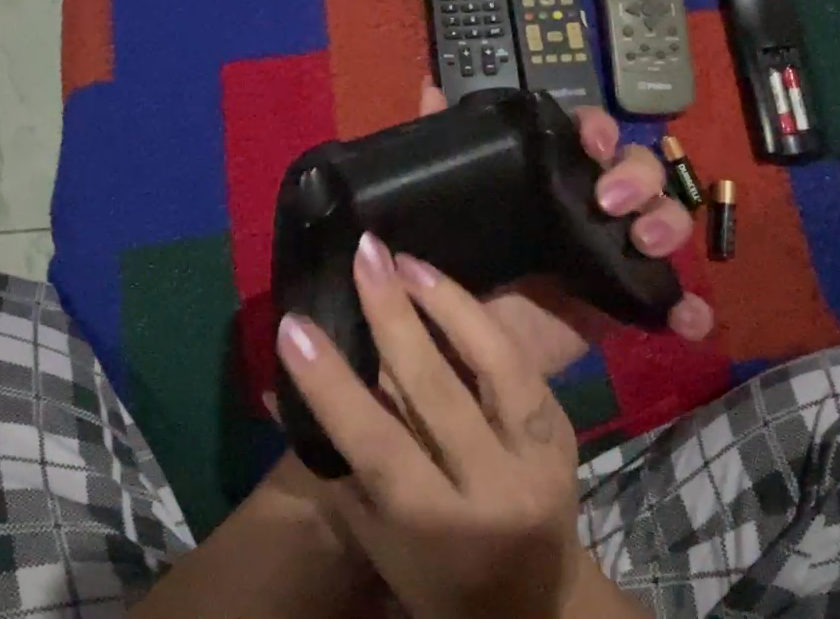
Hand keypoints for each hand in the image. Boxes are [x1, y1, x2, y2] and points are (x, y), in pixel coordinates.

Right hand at [278, 233, 589, 618]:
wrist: (538, 604)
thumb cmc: (438, 577)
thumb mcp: (376, 537)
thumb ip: (331, 464)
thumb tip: (276, 390)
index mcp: (438, 527)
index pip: (377, 444)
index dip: (332, 383)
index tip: (294, 325)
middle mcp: (496, 489)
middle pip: (438, 390)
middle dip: (392, 315)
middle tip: (363, 255)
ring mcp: (540, 456)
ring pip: (495, 363)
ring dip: (448, 303)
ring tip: (407, 260)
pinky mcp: (563, 431)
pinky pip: (520, 363)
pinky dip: (482, 321)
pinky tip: (447, 288)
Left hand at [416, 82, 713, 375]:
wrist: (464, 342)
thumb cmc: (465, 262)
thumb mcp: (449, 204)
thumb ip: (445, 150)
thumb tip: (431, 91)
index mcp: (557, 175)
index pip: (591, 134)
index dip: (599, 130)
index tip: (590, 143)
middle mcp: (595, 204)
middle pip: (639, 170)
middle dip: (635, 176)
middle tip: (608, 201)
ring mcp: (617, 250)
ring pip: (666, 220)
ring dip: (668, 224)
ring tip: (645, 243)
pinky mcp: (628, 299)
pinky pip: (672, 300)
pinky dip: (690, 307)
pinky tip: (689, 320)